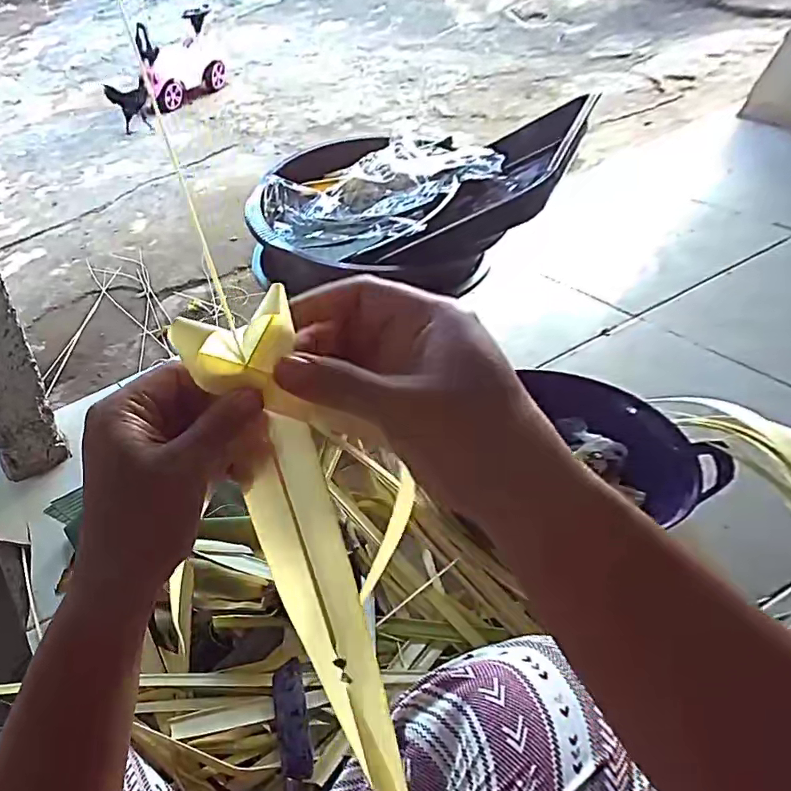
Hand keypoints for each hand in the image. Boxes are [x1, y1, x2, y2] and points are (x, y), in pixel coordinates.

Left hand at [75, 365, 262, 600]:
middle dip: (226, 417)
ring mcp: (136, 451)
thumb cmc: (144, 523)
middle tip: (267, 430)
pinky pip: (186, 455)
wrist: (118, 586)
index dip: (218, 382)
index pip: (175, 377)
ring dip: (225, 441)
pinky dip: (213, 461)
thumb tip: (254, 391)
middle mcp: (124, 424)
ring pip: (190, 431)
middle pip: (184, 403)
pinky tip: (243, 473)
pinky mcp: (150, 476)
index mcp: (120, 411)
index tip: (261, 392)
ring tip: (258, 457)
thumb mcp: (187, 469)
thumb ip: (220, 425)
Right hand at [272, 277, 582, 528]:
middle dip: (309, 347)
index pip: (360, 295)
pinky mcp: (402, 406)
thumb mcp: (400, 405)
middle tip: (270, 373)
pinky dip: (329, 398)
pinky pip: (355, 391)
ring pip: (348, 362)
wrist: (521, 495)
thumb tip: (278, 368)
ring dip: (316, 375)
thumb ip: (337, 383)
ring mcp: (407, 374)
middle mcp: (414, 339)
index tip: (273, 333)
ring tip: (279, 394)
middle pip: (349, 328)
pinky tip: (303, 411)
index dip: (314, 308)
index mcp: (427, 319)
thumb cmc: (472, 437)